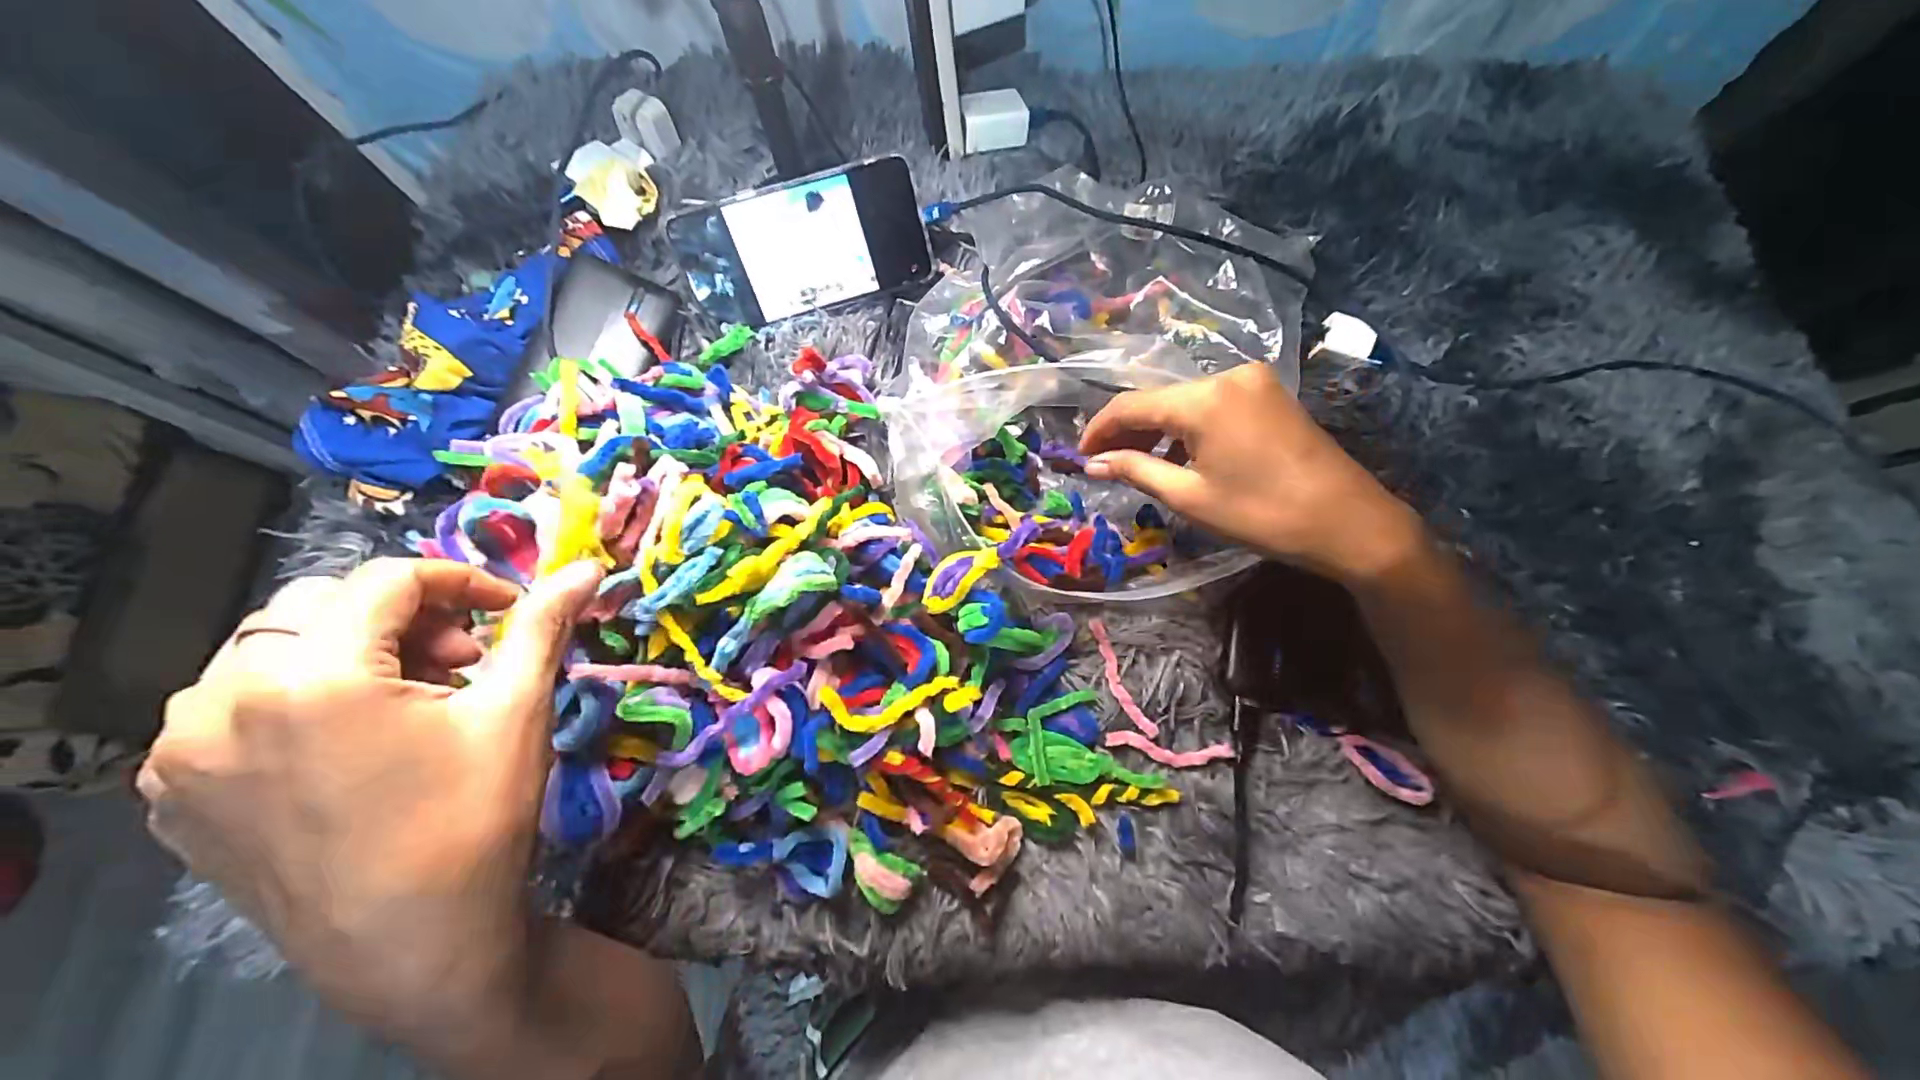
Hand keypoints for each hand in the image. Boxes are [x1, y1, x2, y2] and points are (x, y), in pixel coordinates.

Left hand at [138, 558, 602, 1045]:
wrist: (416, 945)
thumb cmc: (475, 819)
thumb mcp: (516, 711)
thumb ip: (542, 625)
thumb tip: (587, 567)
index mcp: (312, 678)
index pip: (387, 580)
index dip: (460, 581)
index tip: (507, 609)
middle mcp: (220, 703)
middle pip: (319, 606)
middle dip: (401, 616)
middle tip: (461, 660)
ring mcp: (183, 755)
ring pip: (269, 652)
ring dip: (348, 653)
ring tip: (409, 701)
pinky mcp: (176, 795)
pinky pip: (230, 708)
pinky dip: (296, 698)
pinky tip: (353, 741)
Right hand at [1079, 362, 1423, 581]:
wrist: (1350, 522)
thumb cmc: (1262, 514)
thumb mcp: (1190, 496)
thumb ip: (1136, 471)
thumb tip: (1093, 464)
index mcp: (1203, 398)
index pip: (1131, 404)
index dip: (1099, 430)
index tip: (1080, 457)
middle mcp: (1227, 376)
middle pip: (1159, 399)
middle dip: (1127, 430)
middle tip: (1104, 463)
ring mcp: (1253, 382)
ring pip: (1185, 402)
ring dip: (1158, 431)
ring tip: (1137, 465)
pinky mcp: (1270, 395)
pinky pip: (1213, 405)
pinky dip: (1189, 429)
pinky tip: (1180, 457)